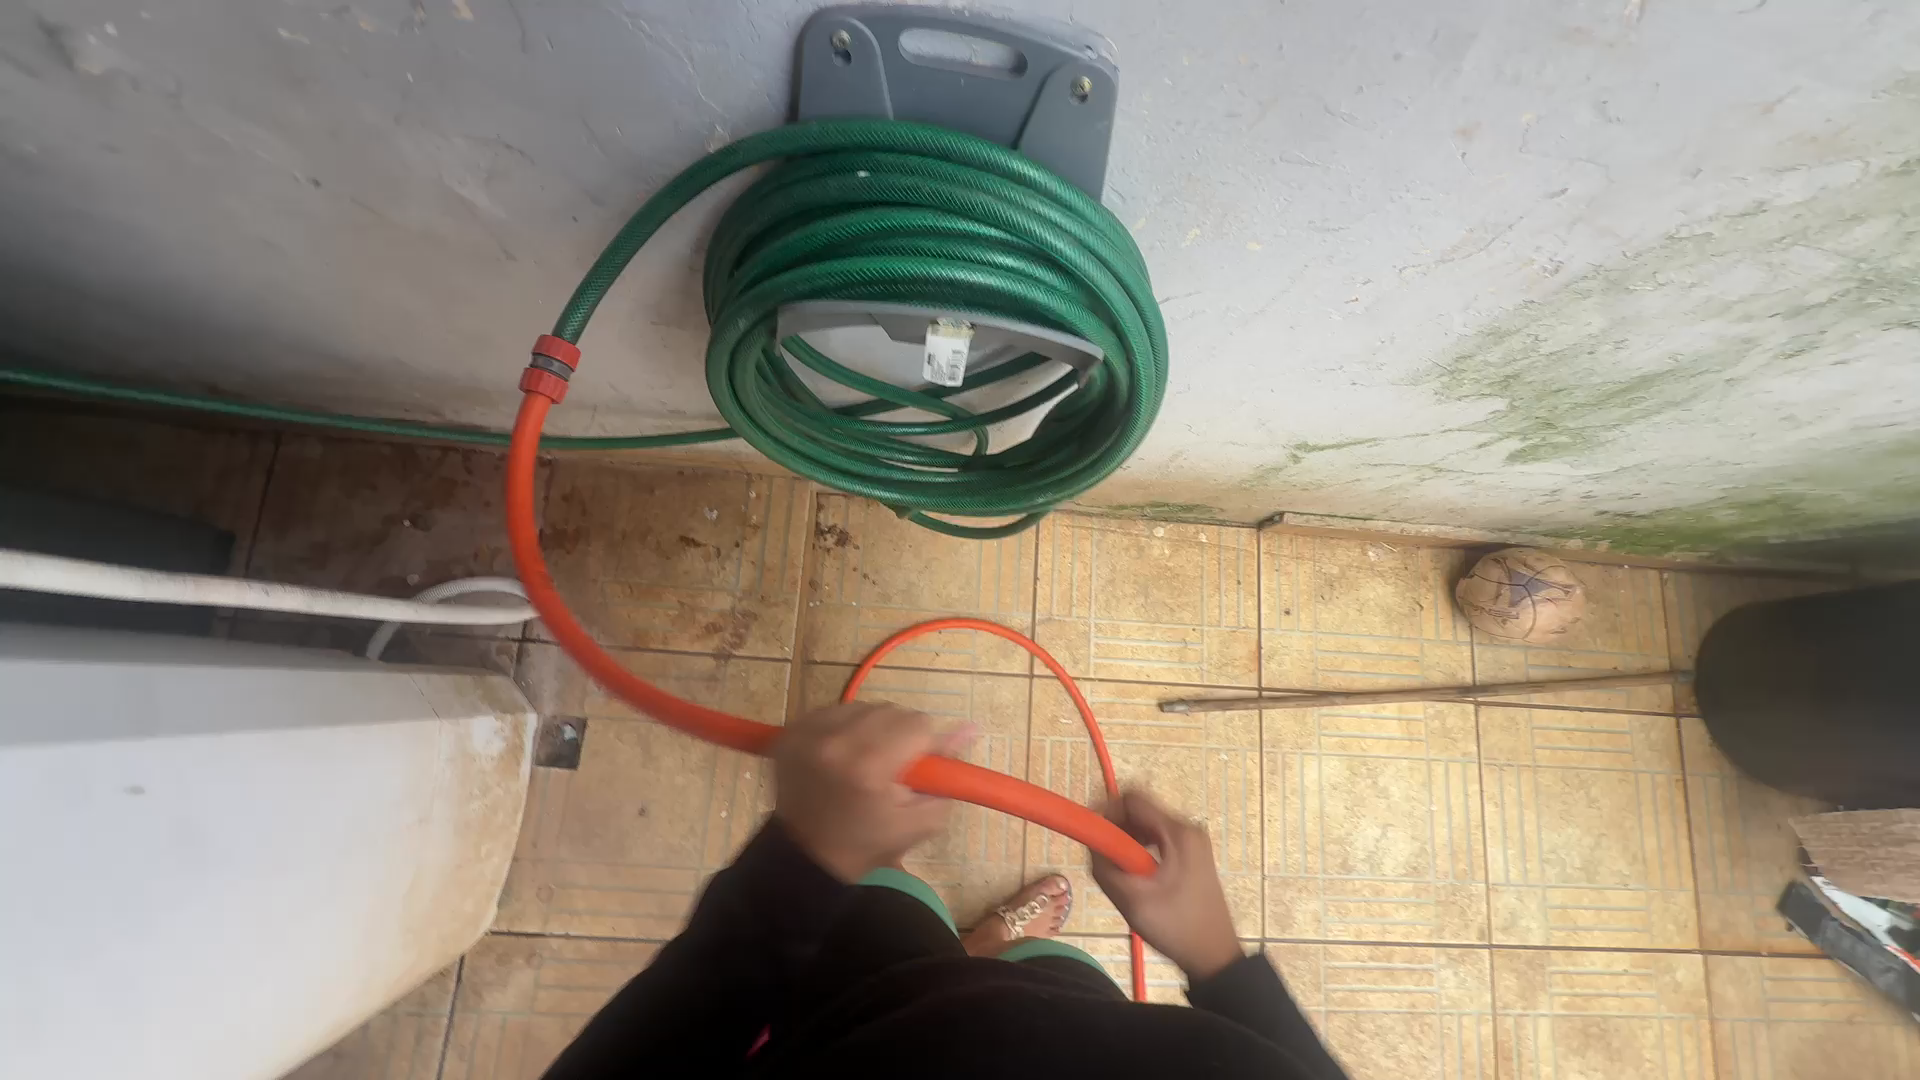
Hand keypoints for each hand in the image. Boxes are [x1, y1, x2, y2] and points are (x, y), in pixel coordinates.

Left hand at [773, 702, 965, 882]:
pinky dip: (848, 728)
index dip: (926, 744)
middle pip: (893, 712)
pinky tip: (844, 755)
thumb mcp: (918, 821)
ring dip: (875, 728)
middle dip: (902, 736)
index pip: (918, 725)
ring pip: (866, 707)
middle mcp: (837, 740)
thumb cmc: (865, 844)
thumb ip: (948, 776)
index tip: (922, 764)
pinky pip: (838, 710)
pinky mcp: (793, 729)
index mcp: (869, 767)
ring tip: (868, 760)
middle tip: (895, 767)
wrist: (803, 857)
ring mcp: (810, 732)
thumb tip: (972, 727)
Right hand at [1090, 789, 1243, 979]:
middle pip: (1139, 810)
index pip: (1133, 798)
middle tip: (1104, 856)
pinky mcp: (1191, 853)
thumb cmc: (1176, 928)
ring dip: (1126, 840)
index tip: (1094, 834)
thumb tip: (1090, 842)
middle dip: (1116, 828)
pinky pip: (1156, 837)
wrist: (1215, 957)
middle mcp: (1187, 828)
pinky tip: (1136, 874)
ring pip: (1146, 824)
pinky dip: (1139, 848)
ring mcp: (1191, 841)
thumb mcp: (1132, 901)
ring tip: (1119, 869)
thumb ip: (1104, 866)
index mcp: (1178, 833)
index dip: (1106, 810)